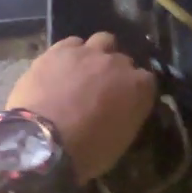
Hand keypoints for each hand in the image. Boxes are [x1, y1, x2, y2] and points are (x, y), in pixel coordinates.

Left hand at [7, 33, 156, 182]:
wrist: (43, 142)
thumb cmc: (87, 151)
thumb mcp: (122, 140)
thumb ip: (130, 115)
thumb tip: (126, 108)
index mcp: (139, 88)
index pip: (148, 81)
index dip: (136, 91)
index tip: (127, 102)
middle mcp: (119, 63)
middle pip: (124, 60)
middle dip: (117, 72)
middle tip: (104, 89)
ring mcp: (89, 53)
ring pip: (103, 41)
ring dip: (99, 53)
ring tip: (86, 70)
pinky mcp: (59, 50)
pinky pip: (73, 43)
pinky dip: (72, 53)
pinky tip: (64, 67)